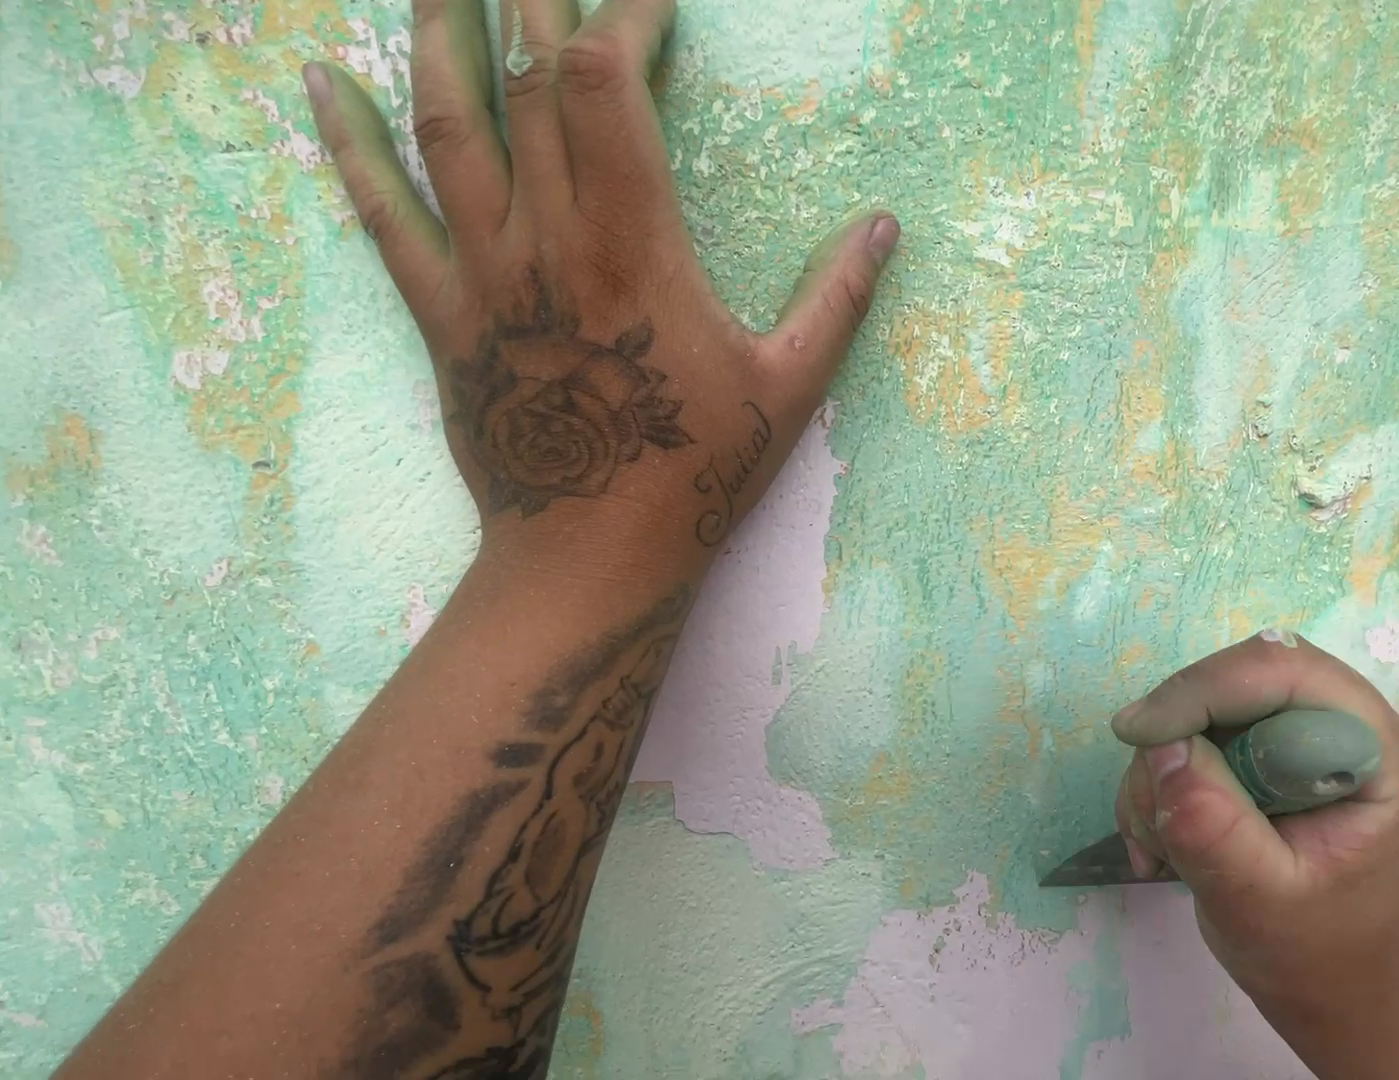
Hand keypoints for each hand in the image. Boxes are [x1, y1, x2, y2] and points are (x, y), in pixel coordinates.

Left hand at [301, 0, 896, 581]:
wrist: (593, 555)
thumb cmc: (697, 472)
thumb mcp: (787, 388)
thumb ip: (837, 300)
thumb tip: (886, 228)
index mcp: (635, 248)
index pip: (605, 87)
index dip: (622, 19)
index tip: (650, 1)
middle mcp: (548, 240)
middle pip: (525, 85)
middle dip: (537, 7)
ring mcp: (484, 275)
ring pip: (445, 127)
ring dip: (439, 37)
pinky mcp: (444, 317)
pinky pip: (383, 217)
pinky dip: (348, 147)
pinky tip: (318, 85)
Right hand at [1110, 630, 1398, 1027]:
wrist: (1340, 991)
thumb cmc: (1319, 956)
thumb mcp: (1258, 901)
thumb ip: (1211, 824)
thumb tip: (1162, 747)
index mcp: (1379, 751)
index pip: (1284, 670)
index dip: (1205, 689)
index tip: (1138, 735)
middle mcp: (1346, 725)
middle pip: (1238, 678)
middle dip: (1176, 735)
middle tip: (1151, 809)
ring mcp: (1303, 736)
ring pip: (1205, 708)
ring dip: (1161, 772)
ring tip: (1162, 850)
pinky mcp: (1267, 752)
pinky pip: (1195, 735)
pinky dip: (1161, 783)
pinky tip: (1164, 845)